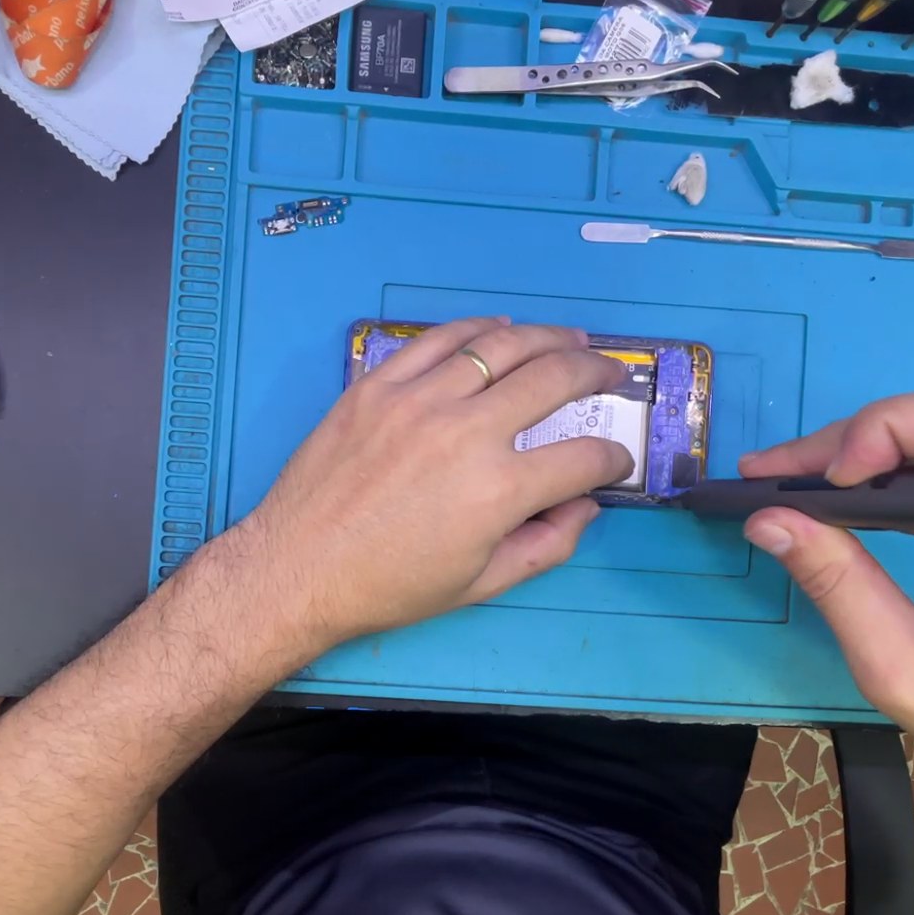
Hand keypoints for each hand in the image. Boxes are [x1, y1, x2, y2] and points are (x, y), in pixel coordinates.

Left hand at [216, 317, 633, 651]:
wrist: (299, 567)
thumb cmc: (390, 586)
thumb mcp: (480, 585)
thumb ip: (548, 545)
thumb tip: (586, 505)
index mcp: (500, 491)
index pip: (585, 458)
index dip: (613, 459)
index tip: (614, 460)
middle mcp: (467, 432)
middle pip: (555, 379)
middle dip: (598, 374)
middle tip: (612, 374)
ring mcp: (419, 400)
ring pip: (501, 345)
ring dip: (548, 338)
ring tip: (571, 341)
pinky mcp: (378, 385)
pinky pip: (438, 339)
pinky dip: (477, 328)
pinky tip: (499, 328)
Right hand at [738, 382, 913, 844]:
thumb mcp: (902, 675)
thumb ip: (838, 588)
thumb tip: (770, 520)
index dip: (884, 430)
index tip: (819, 484)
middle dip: (851, 438)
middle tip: (773, 477)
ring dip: (867, 453)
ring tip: (797, 488)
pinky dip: (897, 474)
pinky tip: (850, 502)